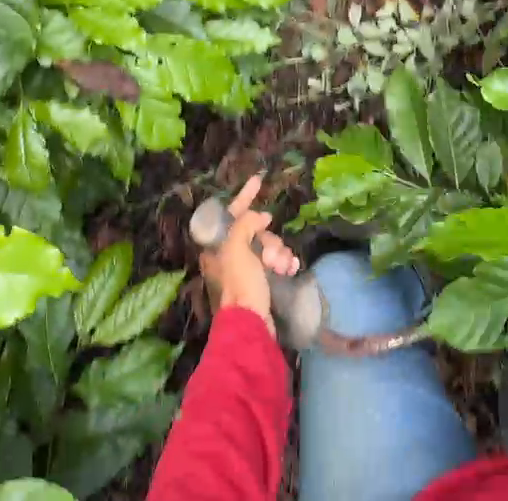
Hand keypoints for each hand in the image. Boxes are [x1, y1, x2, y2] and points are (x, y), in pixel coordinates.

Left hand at [200, 174, 299, 334]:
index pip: (230, 213)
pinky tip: (291, 268)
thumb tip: (260, 217)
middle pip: (254, 231)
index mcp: (217, 247)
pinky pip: (276, 263)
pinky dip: (285, 263)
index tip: (258, 180)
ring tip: (283, 267)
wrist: (251, 326)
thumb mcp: (237, 247)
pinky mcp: (260, 284)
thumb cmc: (240, 284)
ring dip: (279, 252)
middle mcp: (228, 256)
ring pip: (267, 247)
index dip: (244, 196)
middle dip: (268, 239)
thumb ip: (245, 224)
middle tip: (273, 255)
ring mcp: (245, 271)